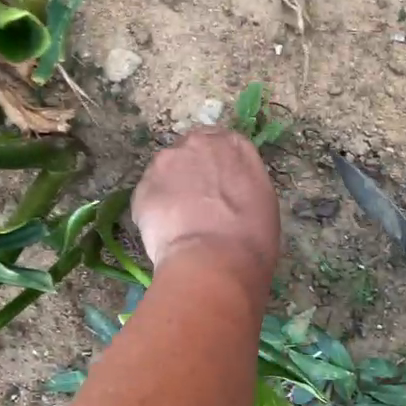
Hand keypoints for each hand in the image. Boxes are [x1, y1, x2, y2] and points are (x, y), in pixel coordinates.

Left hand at [132, 126, 279, 277]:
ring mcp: (165, 163)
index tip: (219, 188)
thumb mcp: (263, 204)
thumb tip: (230, 192)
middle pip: (190, 152)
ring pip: (165, 173)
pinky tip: (168, 236)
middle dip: (191, 174)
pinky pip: (149, 198)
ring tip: (181, 224)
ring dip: (171, 191)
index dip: (218, 168)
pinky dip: (155, 213)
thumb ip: (243, 184)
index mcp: (234, 146)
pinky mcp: (141, 187)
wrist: (214, 262)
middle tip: (198, 206)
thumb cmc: (251, 239)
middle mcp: (198, 144)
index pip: (222, 145)